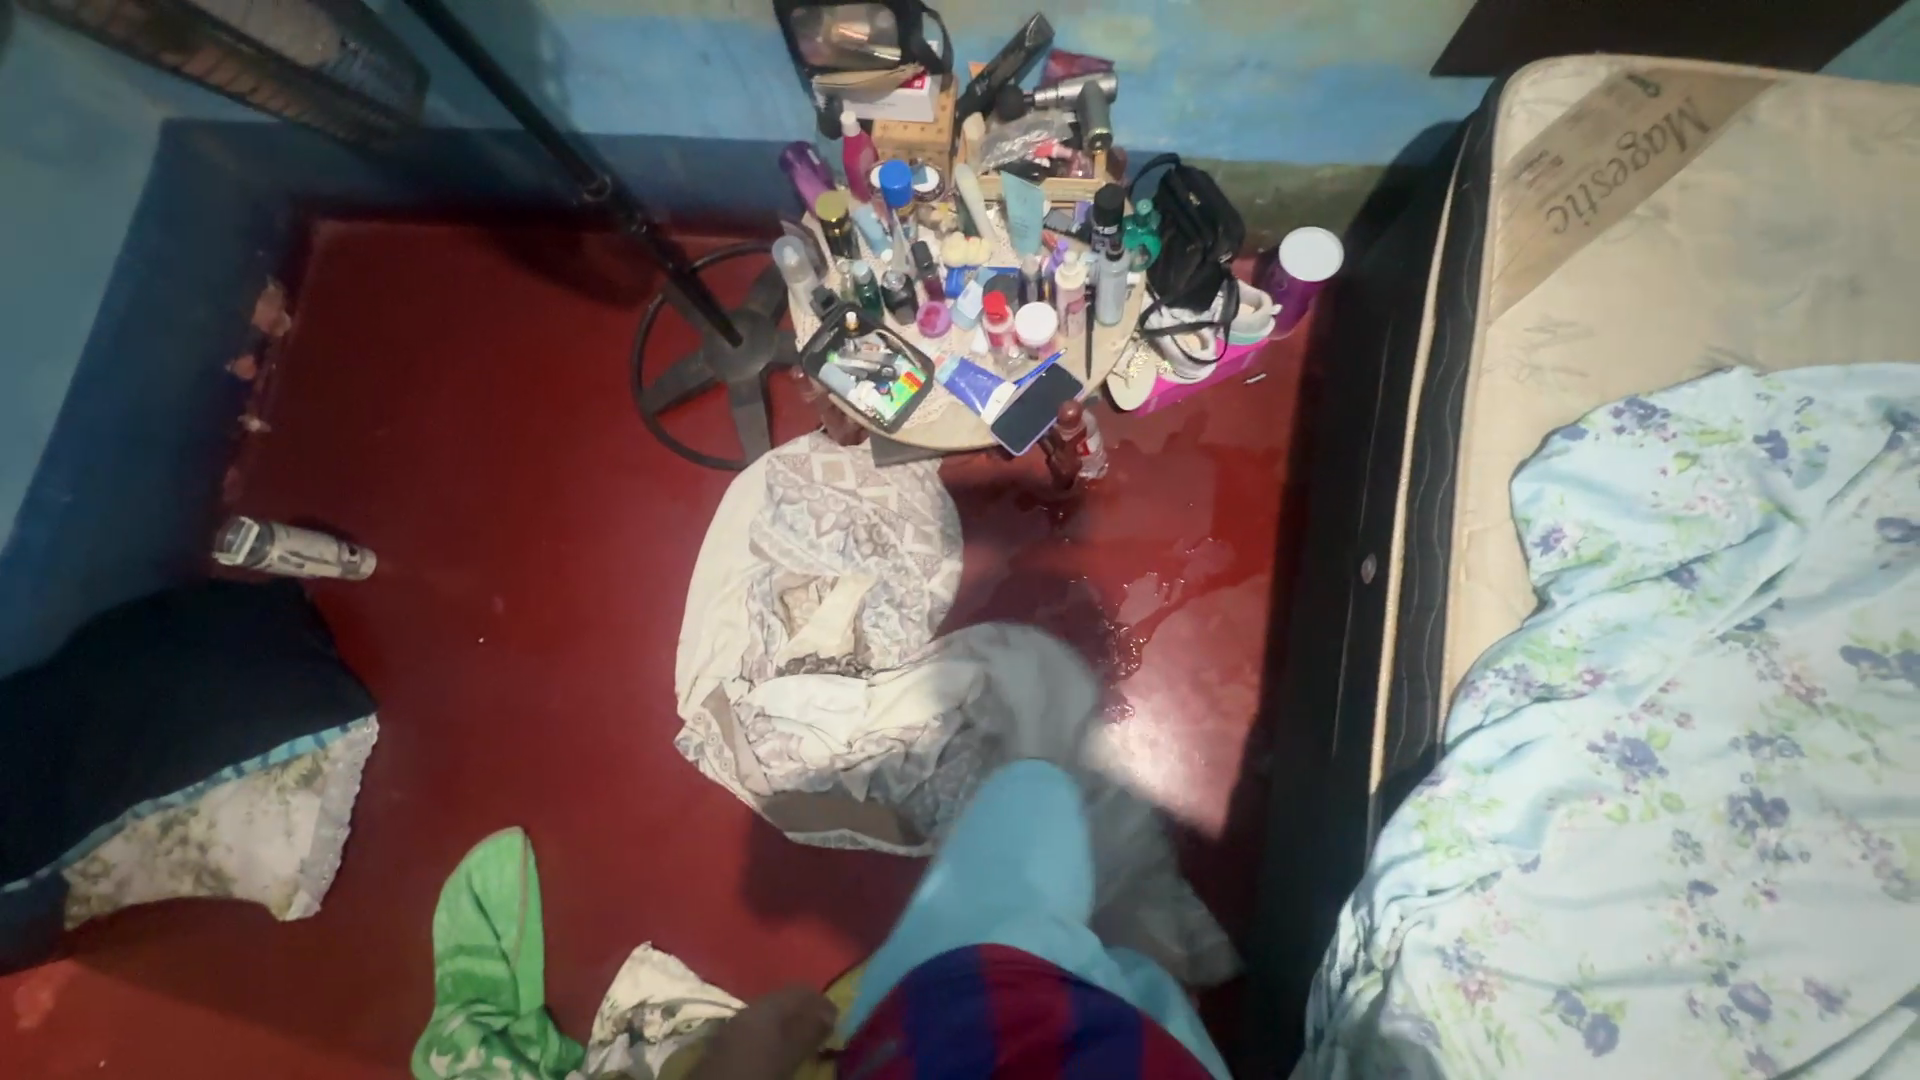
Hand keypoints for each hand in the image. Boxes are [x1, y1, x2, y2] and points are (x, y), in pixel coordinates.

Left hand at [684, 984, 834, 1079]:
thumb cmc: (754, 1074)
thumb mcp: (788, 1056)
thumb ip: (809, 1031)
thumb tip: (831, 1010)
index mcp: (767, 1005)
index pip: (801, 990)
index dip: (822, 1002)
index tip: (838, 1020)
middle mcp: (751, 1007)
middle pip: (785, 1001)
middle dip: (805, 1013)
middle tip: (823, 1032)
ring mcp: (735, 1025)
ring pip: (770, 1017)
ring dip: (788, 1027)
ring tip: (803, 1046)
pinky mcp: (725, 1045)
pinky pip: (757, 1031)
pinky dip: (772, 1038)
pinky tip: (776, 1054)